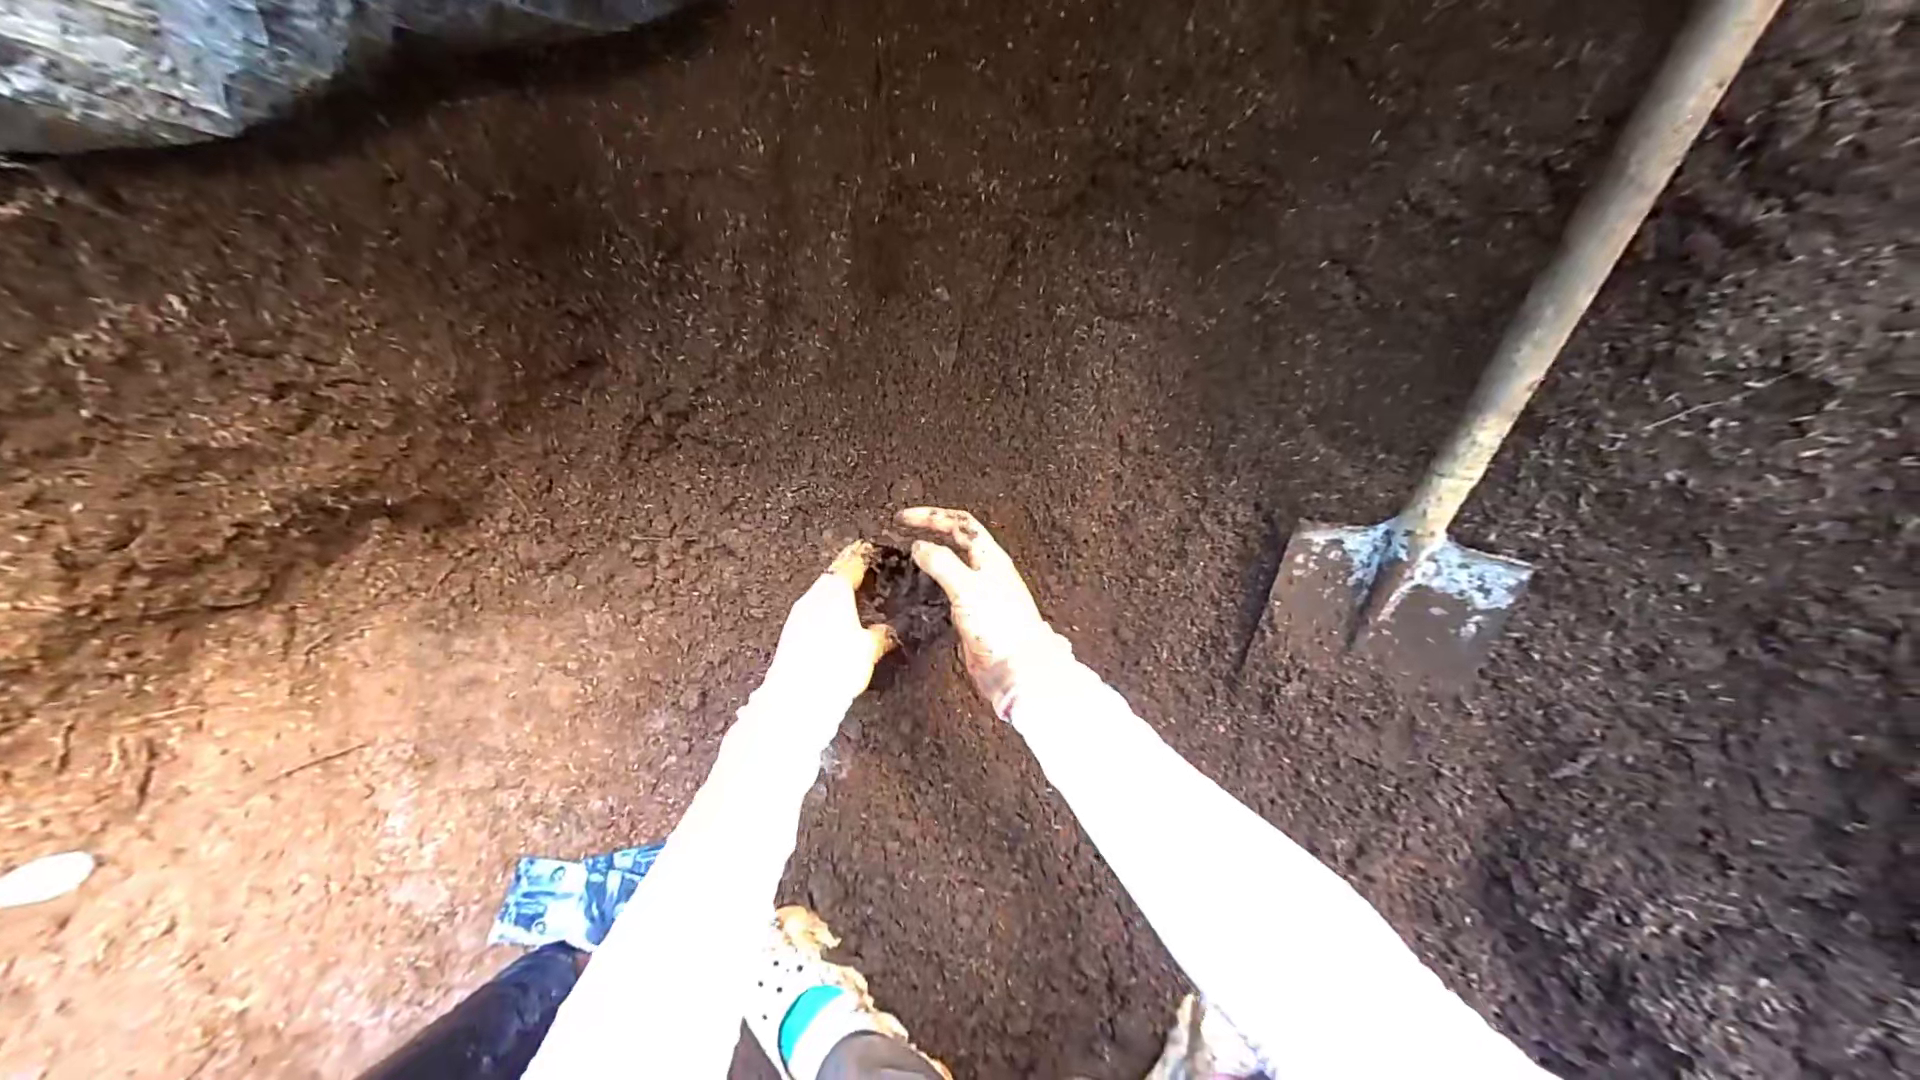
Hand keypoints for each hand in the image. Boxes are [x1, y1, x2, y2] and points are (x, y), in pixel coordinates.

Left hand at [761, 541, 897, 705]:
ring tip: (860, 601)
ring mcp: (800, 614)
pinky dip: (830, 612)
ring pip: (824, 595)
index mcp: (834, 588)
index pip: (852, 560)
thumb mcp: (869, 648)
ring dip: (841, 595)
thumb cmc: (833, 667)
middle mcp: (814, 595)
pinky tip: (840, 626)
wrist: (796, 698)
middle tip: (871, 574)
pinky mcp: (793, 633)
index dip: (865, 554)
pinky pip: (815, 613)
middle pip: (836, 576)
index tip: (873, 549)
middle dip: (853, 574)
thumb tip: (889, 629)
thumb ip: (882, 634)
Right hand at [895, 507, 1064, 711]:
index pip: (959, 523)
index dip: (931, 516)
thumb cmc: (1001, 627)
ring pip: (954, 562)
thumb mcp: (967, 588)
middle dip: (931, 529)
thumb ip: (942, 563)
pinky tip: (923, 587)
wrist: (1016, 666)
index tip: (904, 518)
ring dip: (932, 554)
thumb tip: (920, 546)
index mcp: (989, 557)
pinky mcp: (974, 613)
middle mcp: (986, 570)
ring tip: (910, 554)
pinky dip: (934, 580)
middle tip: (905, 528)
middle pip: (957, 538)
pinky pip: (950, 588)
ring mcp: (981, 591)